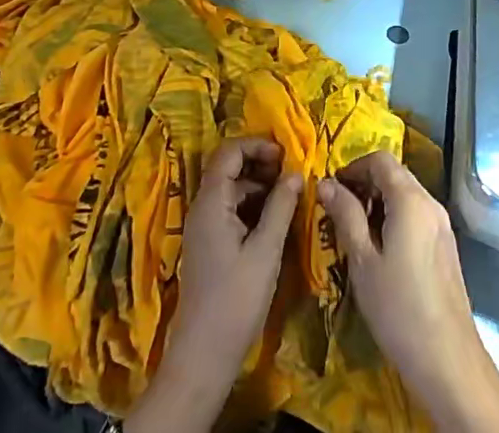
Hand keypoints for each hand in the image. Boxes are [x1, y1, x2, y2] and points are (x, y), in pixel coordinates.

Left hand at [127, 138, 299, 432]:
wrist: (204, 353)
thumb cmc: (236, 299)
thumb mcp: (266, 250)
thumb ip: (280, 207)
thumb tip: (296, 173)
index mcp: (211, 203)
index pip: (228, 153)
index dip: (256, 145)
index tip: (286, 154)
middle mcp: (202, 208)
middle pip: (228, 168)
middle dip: (260, 163)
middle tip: (293, 173)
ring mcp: (203, 227)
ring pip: (230, 190)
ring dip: (259, 185)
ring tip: (290, 195)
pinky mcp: (209, 244)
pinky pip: (230, 210)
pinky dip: (253, 205)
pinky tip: (275, 219)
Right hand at [319, 152, 498, 432]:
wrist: (447, 358)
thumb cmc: (398, 307)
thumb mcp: (362, 260)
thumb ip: (345, 215)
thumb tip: (325, 183)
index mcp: (411, 201)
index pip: (380, 159)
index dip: (352, 166)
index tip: (331, 189)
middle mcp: (431, 204)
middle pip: (395, 174)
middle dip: (364, 183)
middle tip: (337, 209)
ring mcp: (442, 225)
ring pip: (406, 194)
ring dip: (378, 201)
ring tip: (353, 231)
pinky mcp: (445, 245)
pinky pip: (416, 214)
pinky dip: (394, 216)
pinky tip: (379, 248)